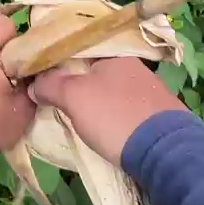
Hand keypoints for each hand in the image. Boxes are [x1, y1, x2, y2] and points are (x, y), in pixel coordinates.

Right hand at [28, 57, 186, 163]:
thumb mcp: (74, 97)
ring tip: (83, 121)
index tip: (46, 79)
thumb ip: (51, 85)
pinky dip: (117, 120)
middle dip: (80, 85)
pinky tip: (111, 133)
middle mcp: (135, 68)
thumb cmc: (115, 116)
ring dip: (100, 105)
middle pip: (98, 72)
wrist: (168, 154)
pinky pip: (129, 112)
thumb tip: (35, 83)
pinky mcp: (162, 118)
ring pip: (115, 93)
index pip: (80, 50)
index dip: (61, 63)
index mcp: (115, 55)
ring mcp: (151, 93)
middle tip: (61, 102)